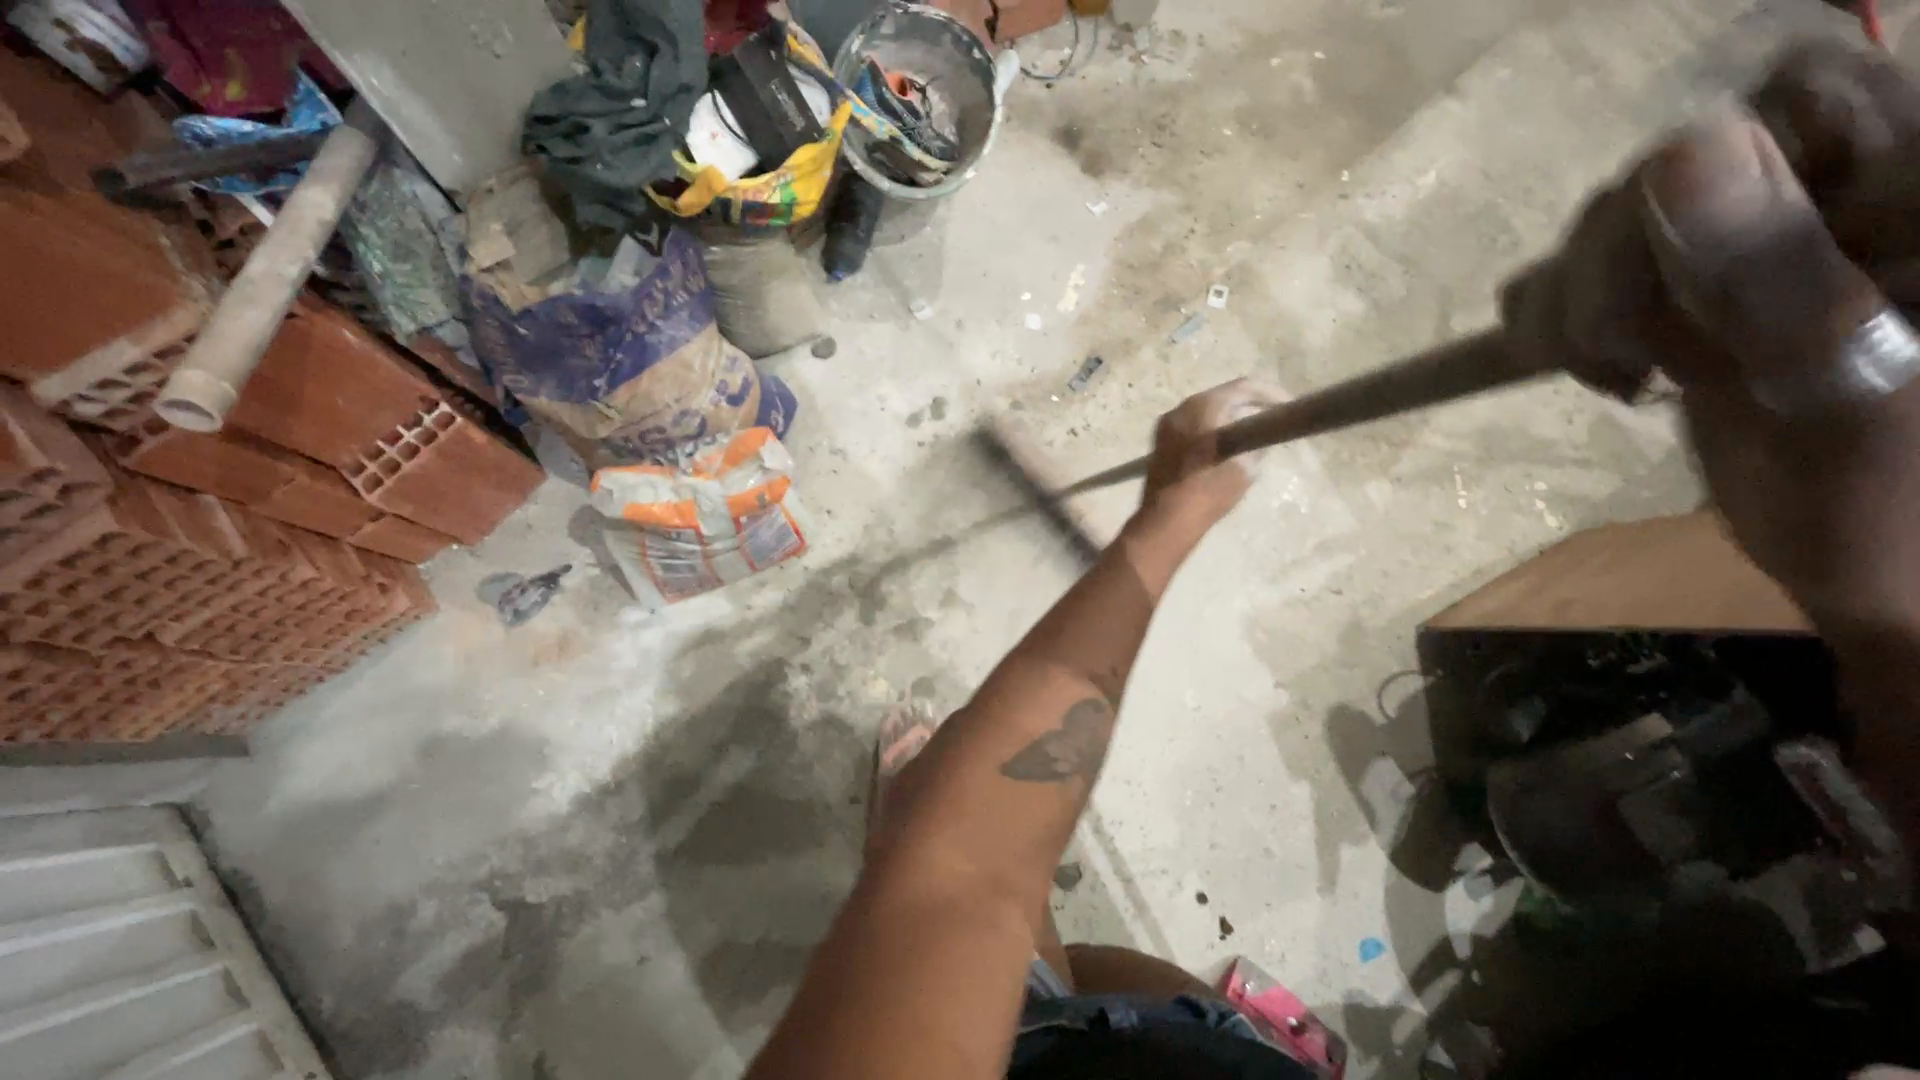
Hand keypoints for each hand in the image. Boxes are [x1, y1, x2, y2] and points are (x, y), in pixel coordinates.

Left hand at [1136, 378, 1277, 534]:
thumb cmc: (1209, 491)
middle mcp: (1182, 407)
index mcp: (1204, 407)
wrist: (1165, 520)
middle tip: (1270, 416)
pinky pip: (1191, 425)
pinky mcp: (1160, 441)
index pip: (1244, 388)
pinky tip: (1223, 444)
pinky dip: (1210, 428)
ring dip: (1228, 417)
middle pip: (1222, 396)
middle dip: (1248, 404)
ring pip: (1205, 410)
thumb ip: (1258, 443)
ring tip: (1250, 431)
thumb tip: (1261, 437)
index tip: (1287, 406)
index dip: (1270, 395)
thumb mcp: (1246, 467)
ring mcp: (1167, 424)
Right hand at [1502, 41, 1919, 634]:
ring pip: (1606, 224)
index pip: (1789, 99)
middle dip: (1616, 267)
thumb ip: (1770, 274)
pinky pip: (1572, 276)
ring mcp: (1739, 255)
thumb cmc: (1896, 505)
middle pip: (1666, 168)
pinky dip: (1548, 322)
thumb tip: (1678, 148)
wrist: (1884, 566)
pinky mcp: (1679, 301)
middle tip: (1630, 358)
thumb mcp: (1843, 397)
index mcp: (1910, 188)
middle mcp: (1823, 199)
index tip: (1682, 280)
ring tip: (1614, 376)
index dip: (1709, 172)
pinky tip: (1587, 370)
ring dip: (1576, 305)